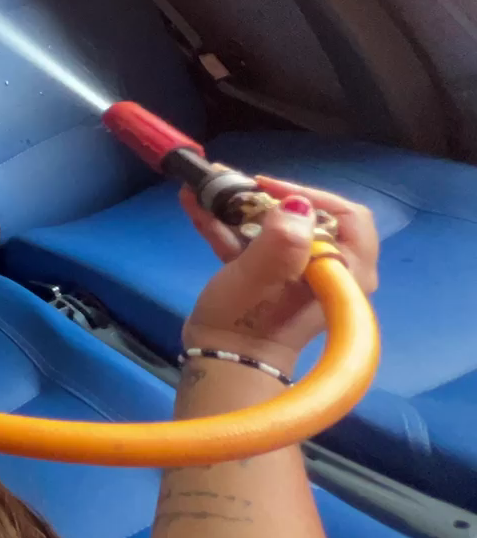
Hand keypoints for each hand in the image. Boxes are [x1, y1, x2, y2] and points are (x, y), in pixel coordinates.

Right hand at [180, 177, 378, 373]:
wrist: (223, 355)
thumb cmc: (246, 318)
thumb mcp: (260, 279)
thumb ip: (281, 244)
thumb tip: (293, 204)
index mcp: (344, 272)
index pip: (346, 218)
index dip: (308, 195)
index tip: (263, 187)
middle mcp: (327, 269)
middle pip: (304, 218)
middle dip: (264, 195)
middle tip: (225, 182)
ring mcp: (294, 272)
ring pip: (271, 226)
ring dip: (236, 205)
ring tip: (202, 186)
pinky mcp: (264, 275)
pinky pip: (248, 241)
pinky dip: (222, 222)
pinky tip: (191, 204)